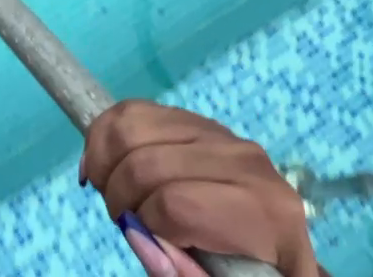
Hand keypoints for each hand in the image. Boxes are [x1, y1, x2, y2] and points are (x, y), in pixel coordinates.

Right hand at [80, 101, 318, 276]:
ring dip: (105, 165)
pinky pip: (128, 112)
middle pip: (146, 164)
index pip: (178, 205)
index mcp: (267, 213)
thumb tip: (134, 232)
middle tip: (124, 221)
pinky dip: (103, 139)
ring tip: (112, 192)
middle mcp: (244, 159)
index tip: (149, 245)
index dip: (147, 227)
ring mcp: (214, 130)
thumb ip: (184, 275)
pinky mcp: (188, 116)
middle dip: (118, 197)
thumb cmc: (251, 274)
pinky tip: (108, 168)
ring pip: (129, 129)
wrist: (270, 248)